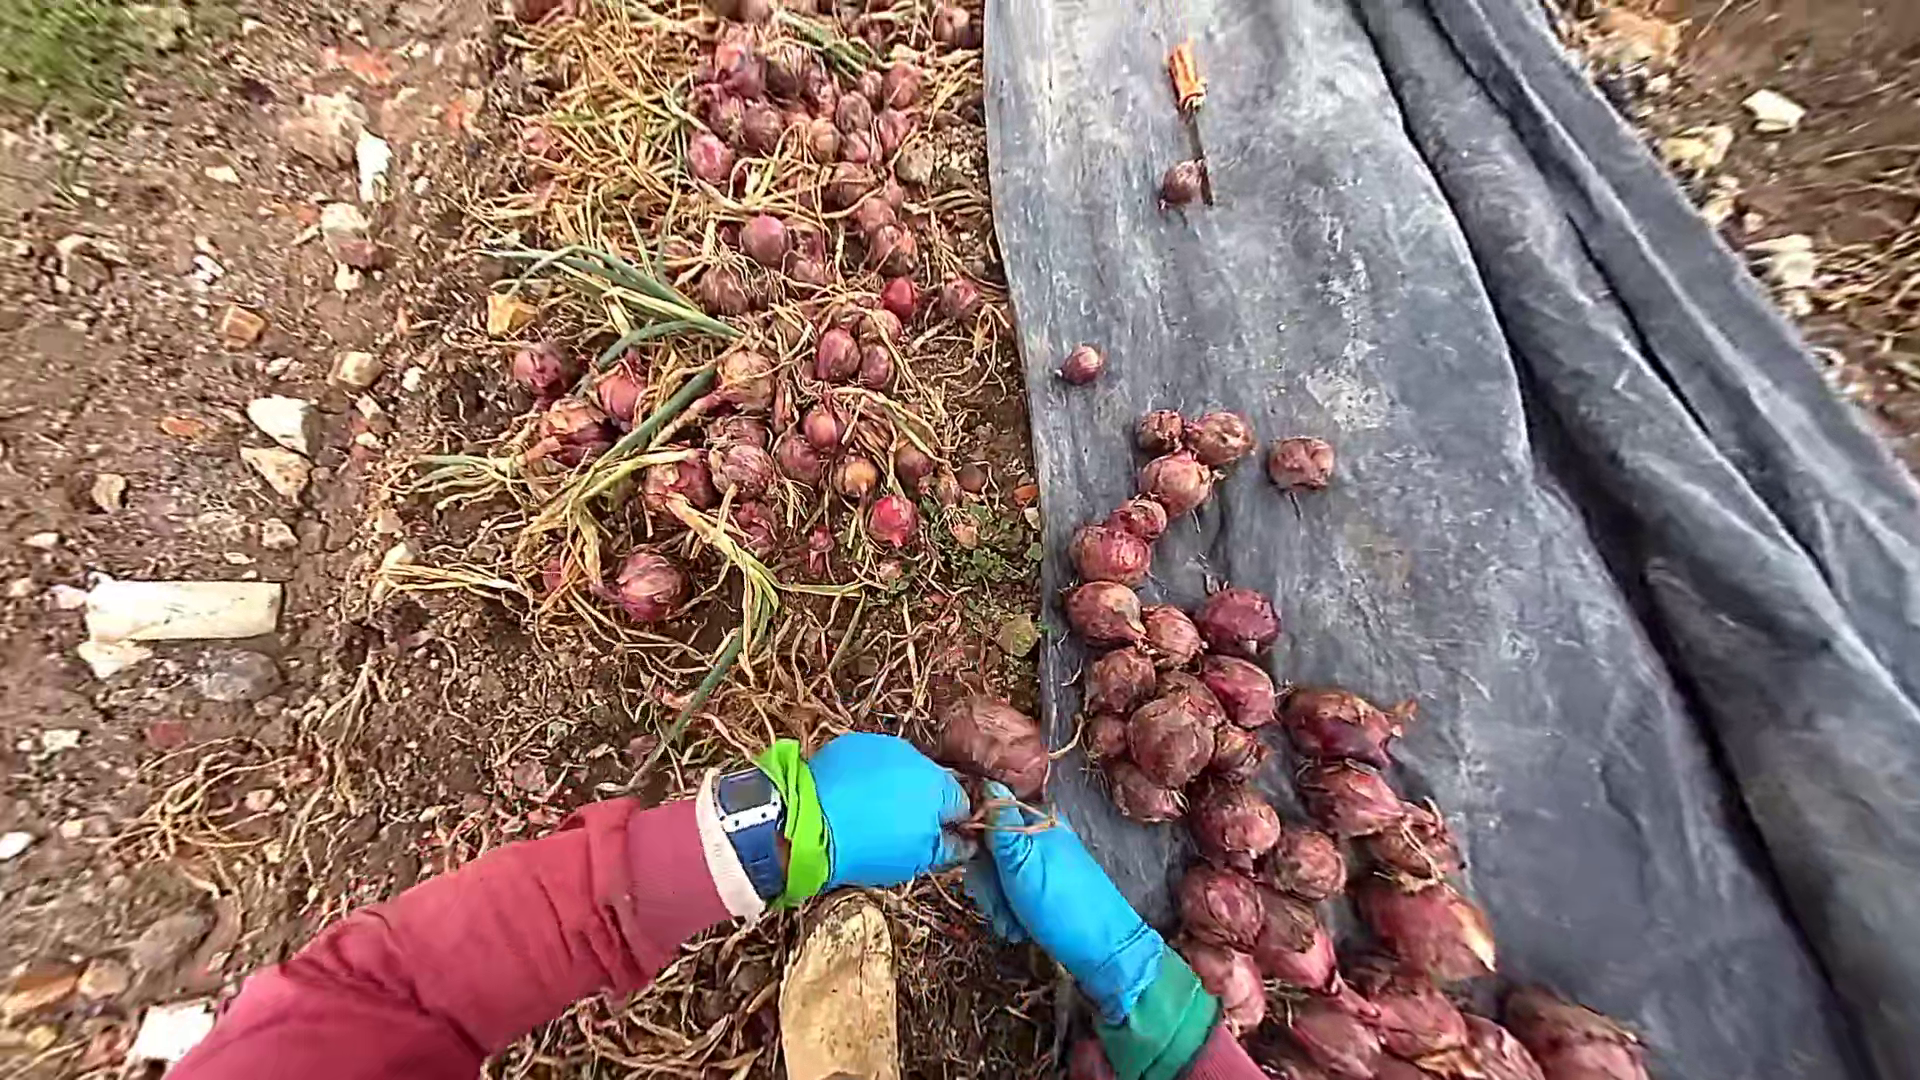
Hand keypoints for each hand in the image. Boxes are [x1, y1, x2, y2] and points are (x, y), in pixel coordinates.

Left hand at [811, 733, 974, 889]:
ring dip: (898, 785)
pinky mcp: (858, 742)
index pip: (960, 802)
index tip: (934, 836)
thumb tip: (967, 843)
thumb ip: (947, 847)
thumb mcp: (914, 859)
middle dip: (922, 801)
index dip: (949, 822)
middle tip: (900, 827)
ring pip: (904, 768)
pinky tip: (855, 795)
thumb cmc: (868, 845)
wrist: (810, 820)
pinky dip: (871, 774)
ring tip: (874, 811)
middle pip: (932, 781)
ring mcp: (886, 746)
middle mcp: (917, 758)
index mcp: (937, 786)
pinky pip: (874, 759)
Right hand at [965, 783, 1164, 1022]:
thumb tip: (987, 782)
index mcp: (1037, 819)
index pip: (989, 815)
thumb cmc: (1060, 905)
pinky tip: (1018, 927)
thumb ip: (1000, 823)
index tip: (974, 867)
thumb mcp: (1021, 861)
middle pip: (992, 847)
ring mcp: (1044, 860)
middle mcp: (1041, 834)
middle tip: (997, 905)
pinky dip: (1011, 910)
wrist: (1104, 952)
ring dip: (998, 901)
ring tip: (1010, 923)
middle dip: (987, 881)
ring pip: (1000, 873)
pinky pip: (1015, 890)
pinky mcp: (1047, 884)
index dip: (975, 843)